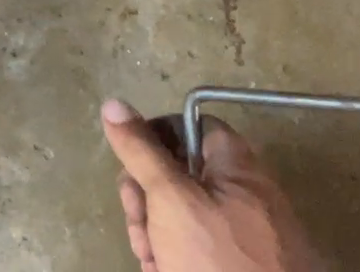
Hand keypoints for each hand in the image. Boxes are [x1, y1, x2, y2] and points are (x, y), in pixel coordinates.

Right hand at [101, 99, 322, 271]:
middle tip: (138, 219)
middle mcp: (245, 197)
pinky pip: (195, 245)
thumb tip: (114, 103)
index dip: (157, 134)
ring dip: (152, 229)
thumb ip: (141, 150)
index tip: (133, 159)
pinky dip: (173, 254)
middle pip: (179, 171)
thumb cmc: (219, 262)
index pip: (192, 126)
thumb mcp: (169, 198)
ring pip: (180, 212)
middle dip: (145, 194)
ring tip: (151, 256)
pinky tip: (161, 269)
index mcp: (238, 170)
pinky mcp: (239, 267)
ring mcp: (244, 237)